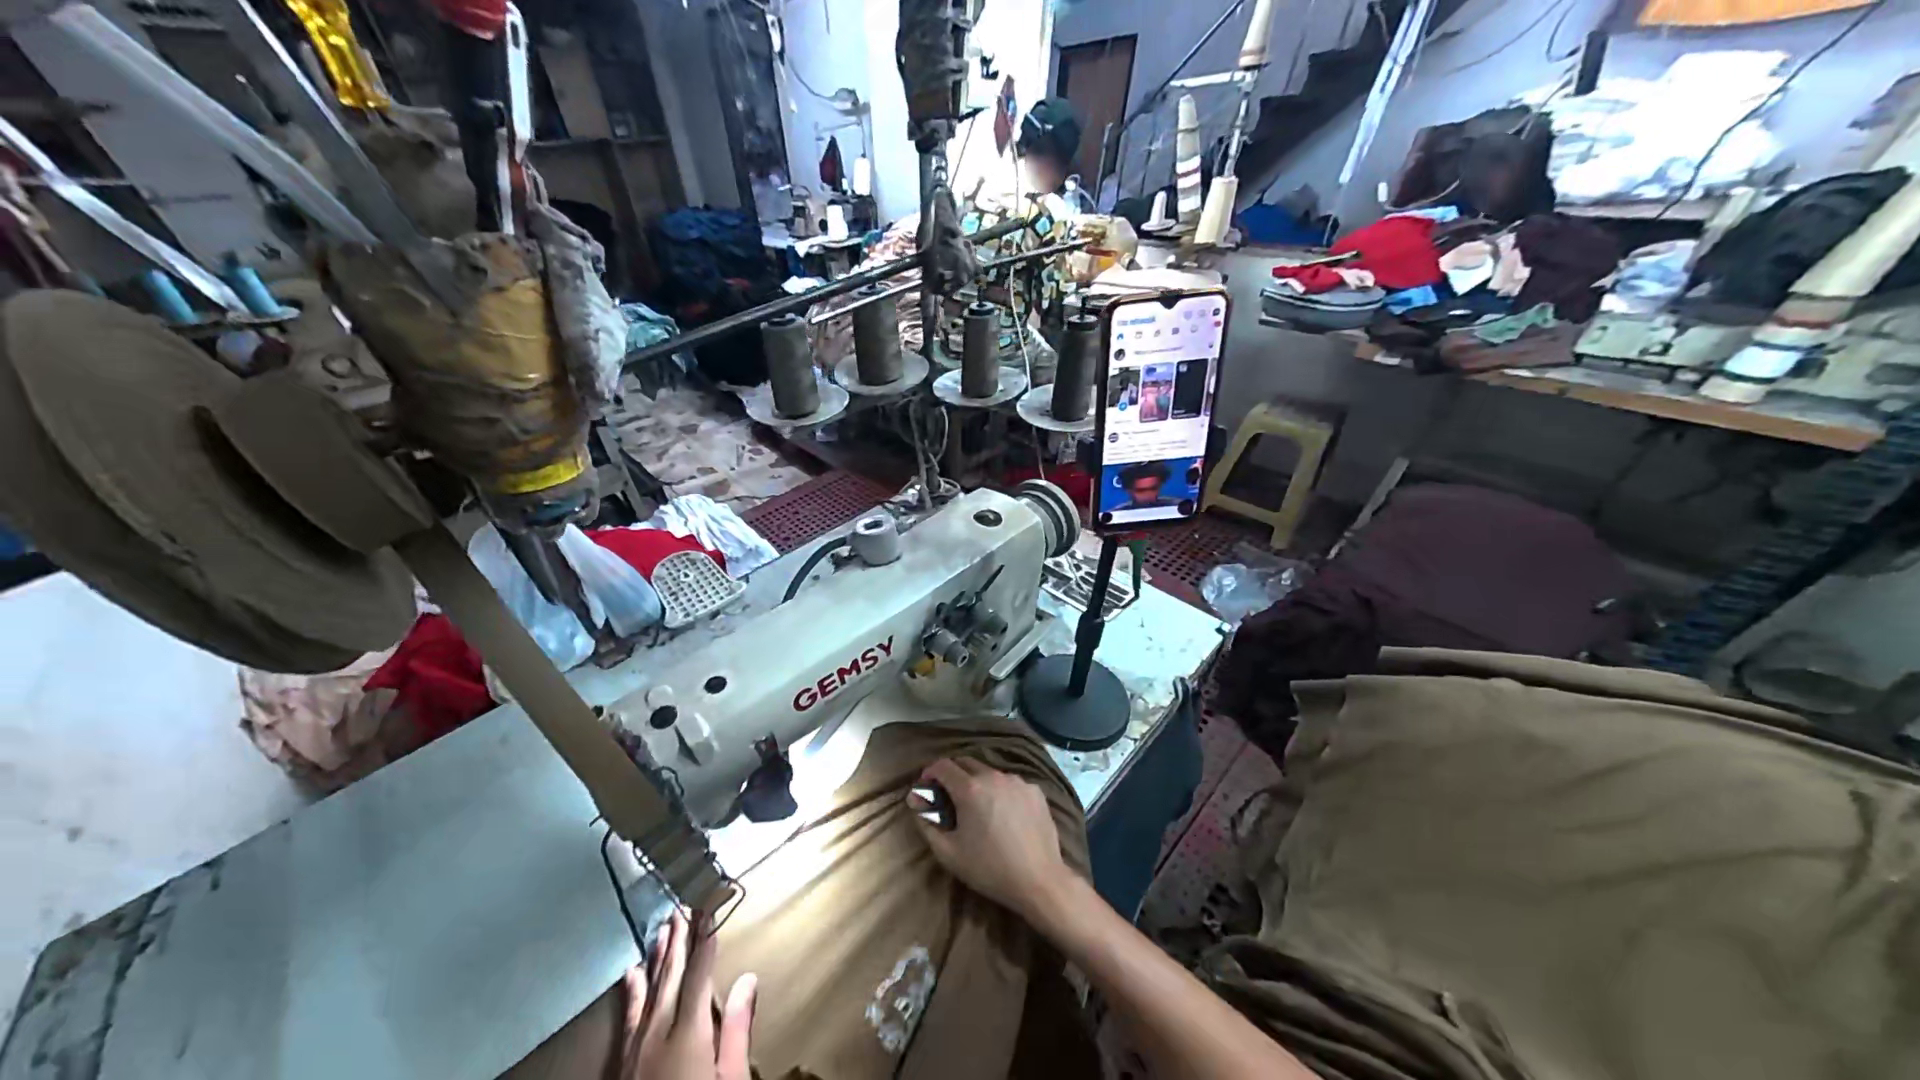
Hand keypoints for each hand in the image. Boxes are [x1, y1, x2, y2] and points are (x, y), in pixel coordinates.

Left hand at [619, 912, 756, 1079]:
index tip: (708, 907)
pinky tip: (632, 973)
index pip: (700, 973)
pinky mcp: (624, 1064)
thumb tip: (748, 979)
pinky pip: (629, 1016)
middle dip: (680, 940)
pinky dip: (632, 991)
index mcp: (690, 1033)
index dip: (705, 938)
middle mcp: (659, 1032)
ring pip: (649, 990)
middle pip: (672, 976)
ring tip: (663, 927)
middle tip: (683, 906)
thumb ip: (737, 1030)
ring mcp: (637, 1048)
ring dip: (658, 957)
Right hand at [910, 758, 1076, 924]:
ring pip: (989, 773)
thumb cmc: (989, 868)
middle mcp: (994, 776)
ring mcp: (1018, 781)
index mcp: (970, 788)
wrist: (1039, 881)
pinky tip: (1004, 815)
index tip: (926, 787)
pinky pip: (1010, 784)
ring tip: (979, 808)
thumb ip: (927, 823)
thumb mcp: (948, 853)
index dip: (929, 773)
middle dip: (952, 775)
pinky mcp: (1035, 791)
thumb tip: (917, 802)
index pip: (942, 765)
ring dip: (978, 783)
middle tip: (949, 797)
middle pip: (966, 763)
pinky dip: (1000, 792)